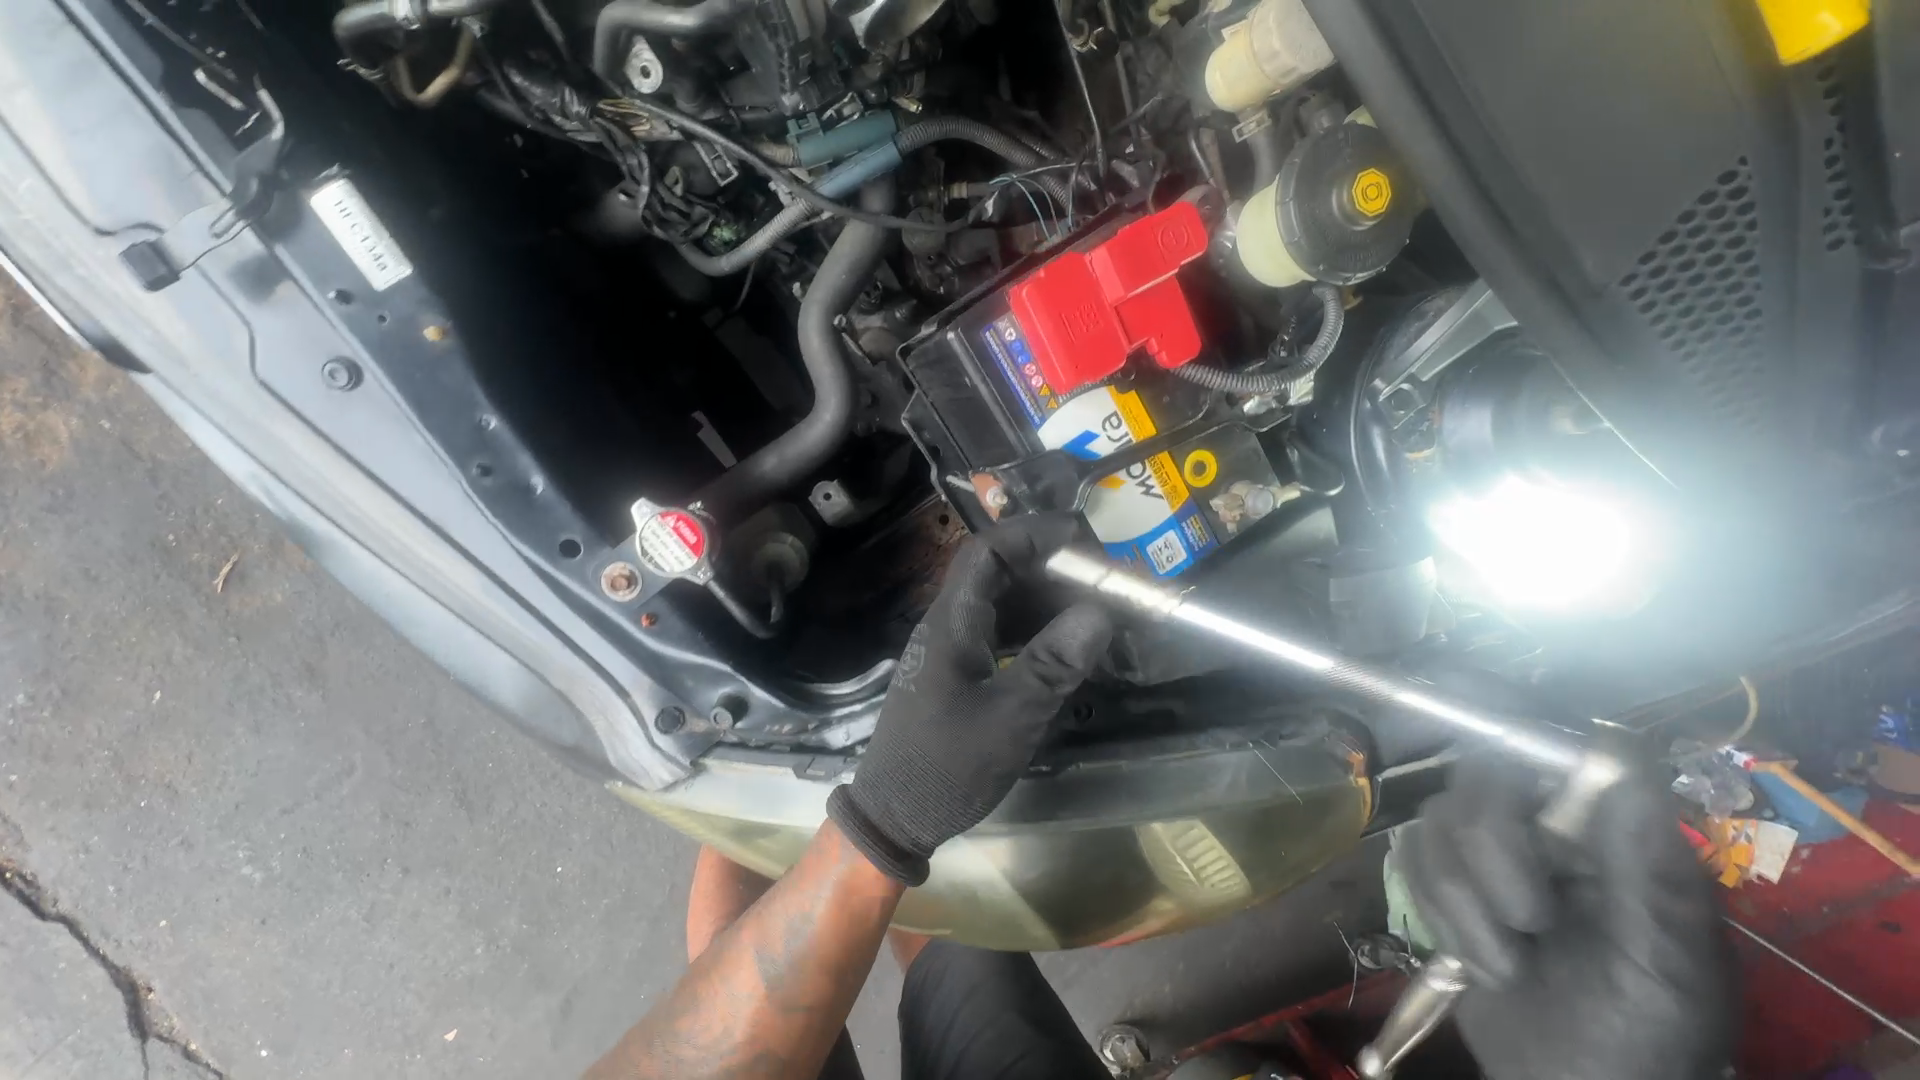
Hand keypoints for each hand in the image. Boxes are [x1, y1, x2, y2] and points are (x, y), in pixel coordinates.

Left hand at [827, 515, 1111, 885]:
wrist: (895, 816)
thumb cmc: (948, 766)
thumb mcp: (1010, 718)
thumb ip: (1053, 663)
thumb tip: (1099, 611)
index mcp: (952, 622)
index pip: (988, 551)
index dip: (1036, 534)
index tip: (1086, 540)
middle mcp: (949, 624)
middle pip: (1000, 573)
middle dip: (1053, 567)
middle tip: (1106, 580)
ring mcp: (952, 649)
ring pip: (1003, 604)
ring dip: (1049, 600)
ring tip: (1099, 609)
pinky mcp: (959, 674)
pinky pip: (1001, 634)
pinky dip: (1037, 633)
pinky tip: (1069, 648)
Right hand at [1400, 756, 1735, 1079]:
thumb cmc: (1637, 1040)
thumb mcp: (1665, 969)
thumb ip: (1645, 870)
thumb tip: (1622, 761)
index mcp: (1617, 836)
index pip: (1564, 750)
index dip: (1529, 752)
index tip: (1519, 803)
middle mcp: (1550, 827)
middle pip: (1484, 775)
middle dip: (1492, 854)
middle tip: (1529, 922)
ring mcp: (1491, 850)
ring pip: (1438, 818)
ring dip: (1463, 902)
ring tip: (1506, 961)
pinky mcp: (1443, 876)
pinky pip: (1409, 855)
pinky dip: (1436, 911)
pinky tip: (1477, 955)